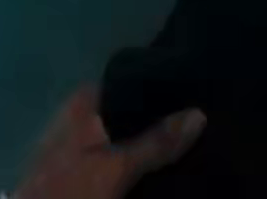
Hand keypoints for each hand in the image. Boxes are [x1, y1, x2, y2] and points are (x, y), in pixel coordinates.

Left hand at [15, 87, 205, 198]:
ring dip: (148, 145)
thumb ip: (157, 142)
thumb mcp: (115, 171)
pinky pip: (116, 165)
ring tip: (187, 141)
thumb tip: (201, 113)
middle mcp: (77, 122)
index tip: (191, 87)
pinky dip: (136, 167)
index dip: (160, 82)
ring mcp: (74, 156)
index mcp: (81, 106)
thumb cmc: (65, 198)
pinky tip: (161, 170)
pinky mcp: (77, 184)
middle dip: (158, 115)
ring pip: (123, 140)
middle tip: (196, 115)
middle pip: (128, 111)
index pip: (130, 79)